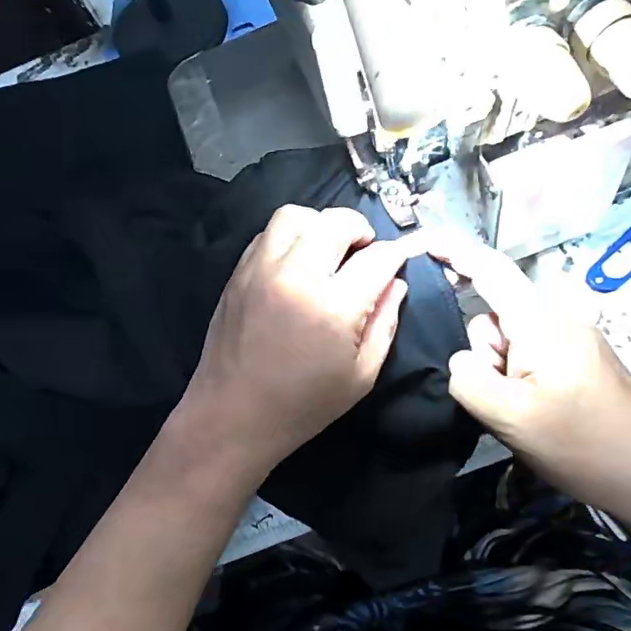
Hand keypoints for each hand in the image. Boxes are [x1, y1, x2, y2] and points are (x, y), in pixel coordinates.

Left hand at [178, 205, 421, 487]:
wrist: (232, 415)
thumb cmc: (303, 405)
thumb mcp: (361, 376)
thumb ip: (384, 323)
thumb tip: (396, 283)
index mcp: (331, 307)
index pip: (376, 259)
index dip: (394, 256)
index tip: (398, 260)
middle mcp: (295, 276)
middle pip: (336, 222)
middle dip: (360, 230)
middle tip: (365, 252)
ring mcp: (260, 270)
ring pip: (295, 216)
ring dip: (320, 225)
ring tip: (328, 251)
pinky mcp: (238, 273)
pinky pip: (267, 233)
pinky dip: (290, 237)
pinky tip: (297, 262)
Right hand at [426, 234, 630, 511]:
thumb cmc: (584, 446)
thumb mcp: (510, 418)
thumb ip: (469, 379)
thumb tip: (463, 361)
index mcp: (542, 322)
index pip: (489, 270)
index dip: (452, 249)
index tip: (420, 241)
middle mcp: (560, 319)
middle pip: (494, 316)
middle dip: (484, 353)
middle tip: (505, 401)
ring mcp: (574, 339)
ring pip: (511, 340)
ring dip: (503, 372)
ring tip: (527, 414)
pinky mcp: (583, 360)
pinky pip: (532, 355)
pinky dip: (521, 378)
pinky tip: (541, 413)